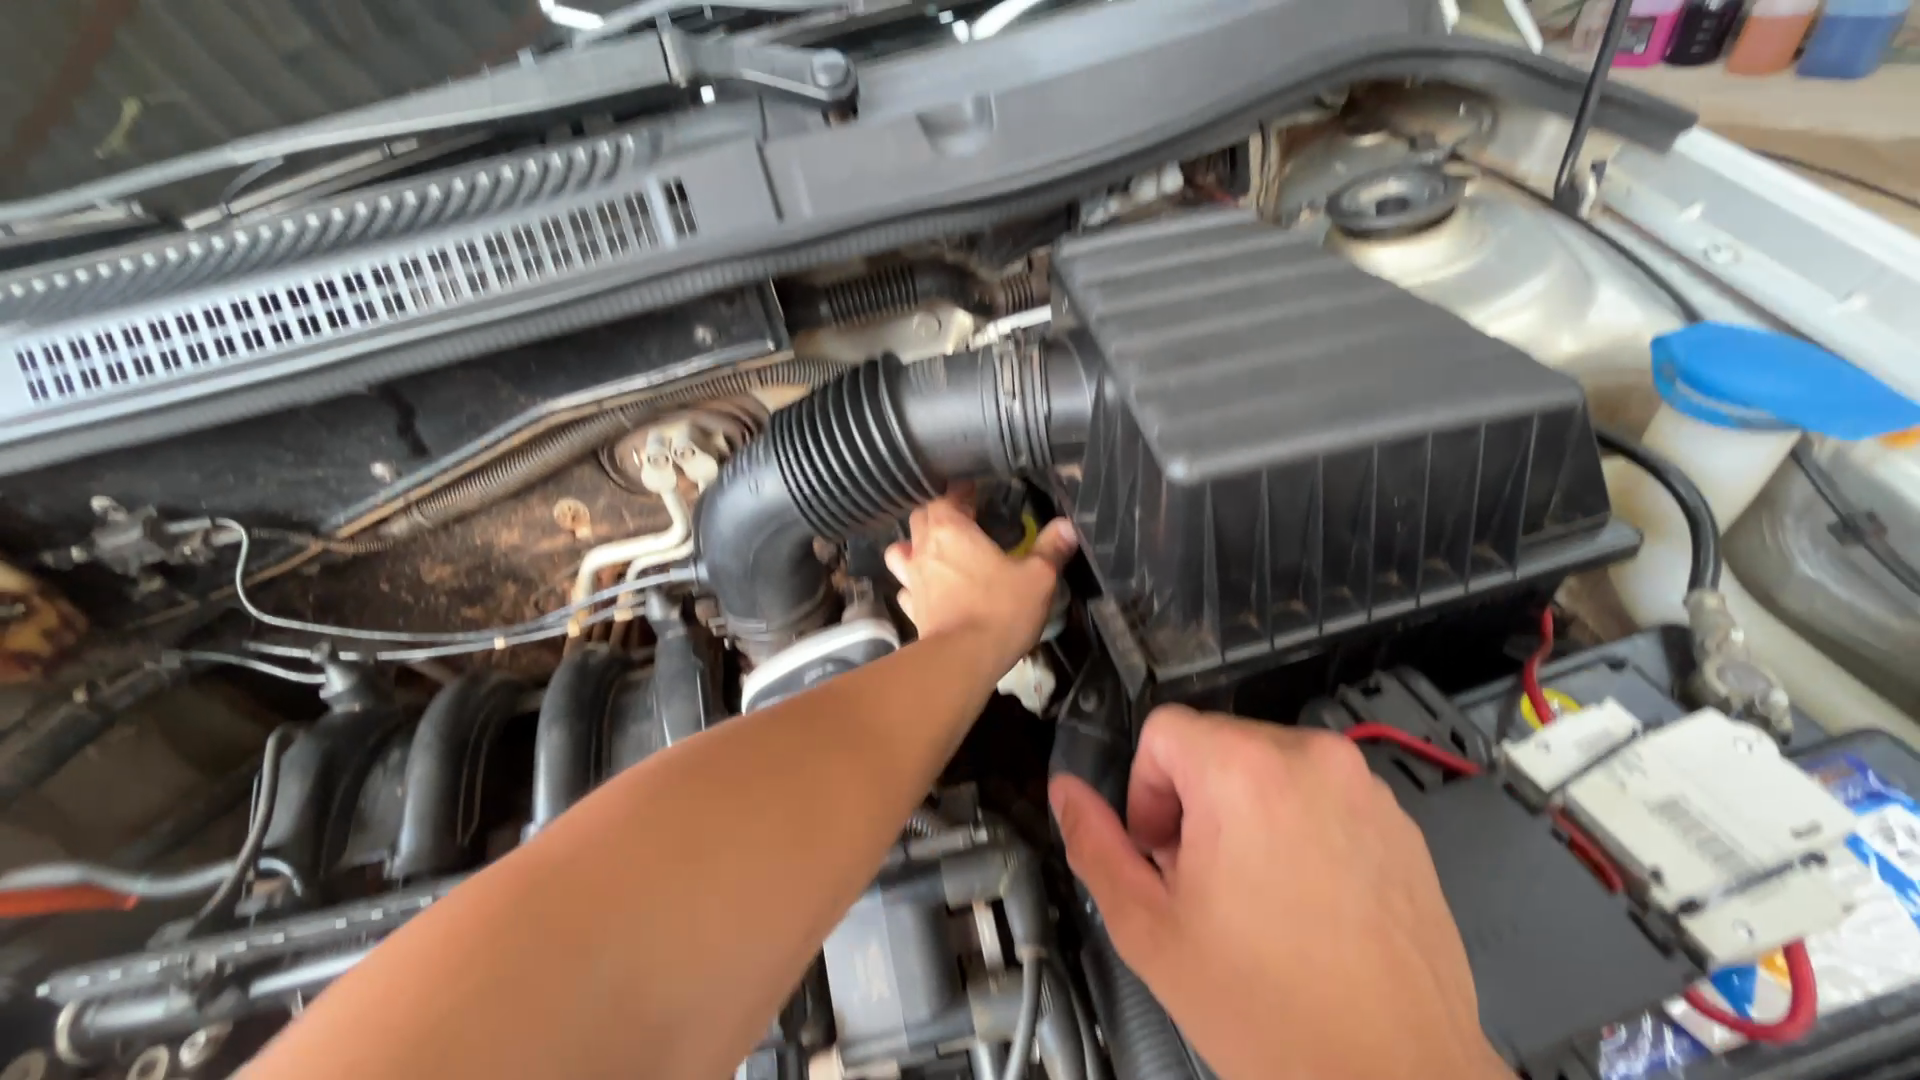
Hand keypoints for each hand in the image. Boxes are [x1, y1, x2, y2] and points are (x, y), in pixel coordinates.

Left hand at [883, 489, 1075, 669]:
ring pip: (900, 551)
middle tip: (962, 520)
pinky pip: (906, 588)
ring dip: (914, 546)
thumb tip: (1067, 526)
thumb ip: (1051, 549)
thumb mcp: (1038, 577)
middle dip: (939, 514)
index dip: (960, 493)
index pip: (946, 497)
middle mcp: (923, 549)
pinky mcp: (910, 610)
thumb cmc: (1000, 610)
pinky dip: (914, 584)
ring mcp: (912, 581)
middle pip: (921, 518)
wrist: (962, 660)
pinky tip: (930, 590)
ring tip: (934, 552)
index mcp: (950, 530)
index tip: (975, 493)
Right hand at [1050, 706, 1506, 1079]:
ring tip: (1252, 896)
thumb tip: (1067, 793)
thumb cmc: (1270, 1009)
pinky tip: (1301, 901)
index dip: (1145, 790)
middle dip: (1192, 801)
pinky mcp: (1400, 822)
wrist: (1395, 1077)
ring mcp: (1364, 788)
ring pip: (1268, 767)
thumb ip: (1095, 844)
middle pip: (1216, 743)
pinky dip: (1297, 826)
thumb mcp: (1148, 928)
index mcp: (1243, 771)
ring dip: (1243, 812)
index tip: (1161, 852)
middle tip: (1200, 881)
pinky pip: (1321, 795)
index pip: (1163, 729)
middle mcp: (1311, 759)